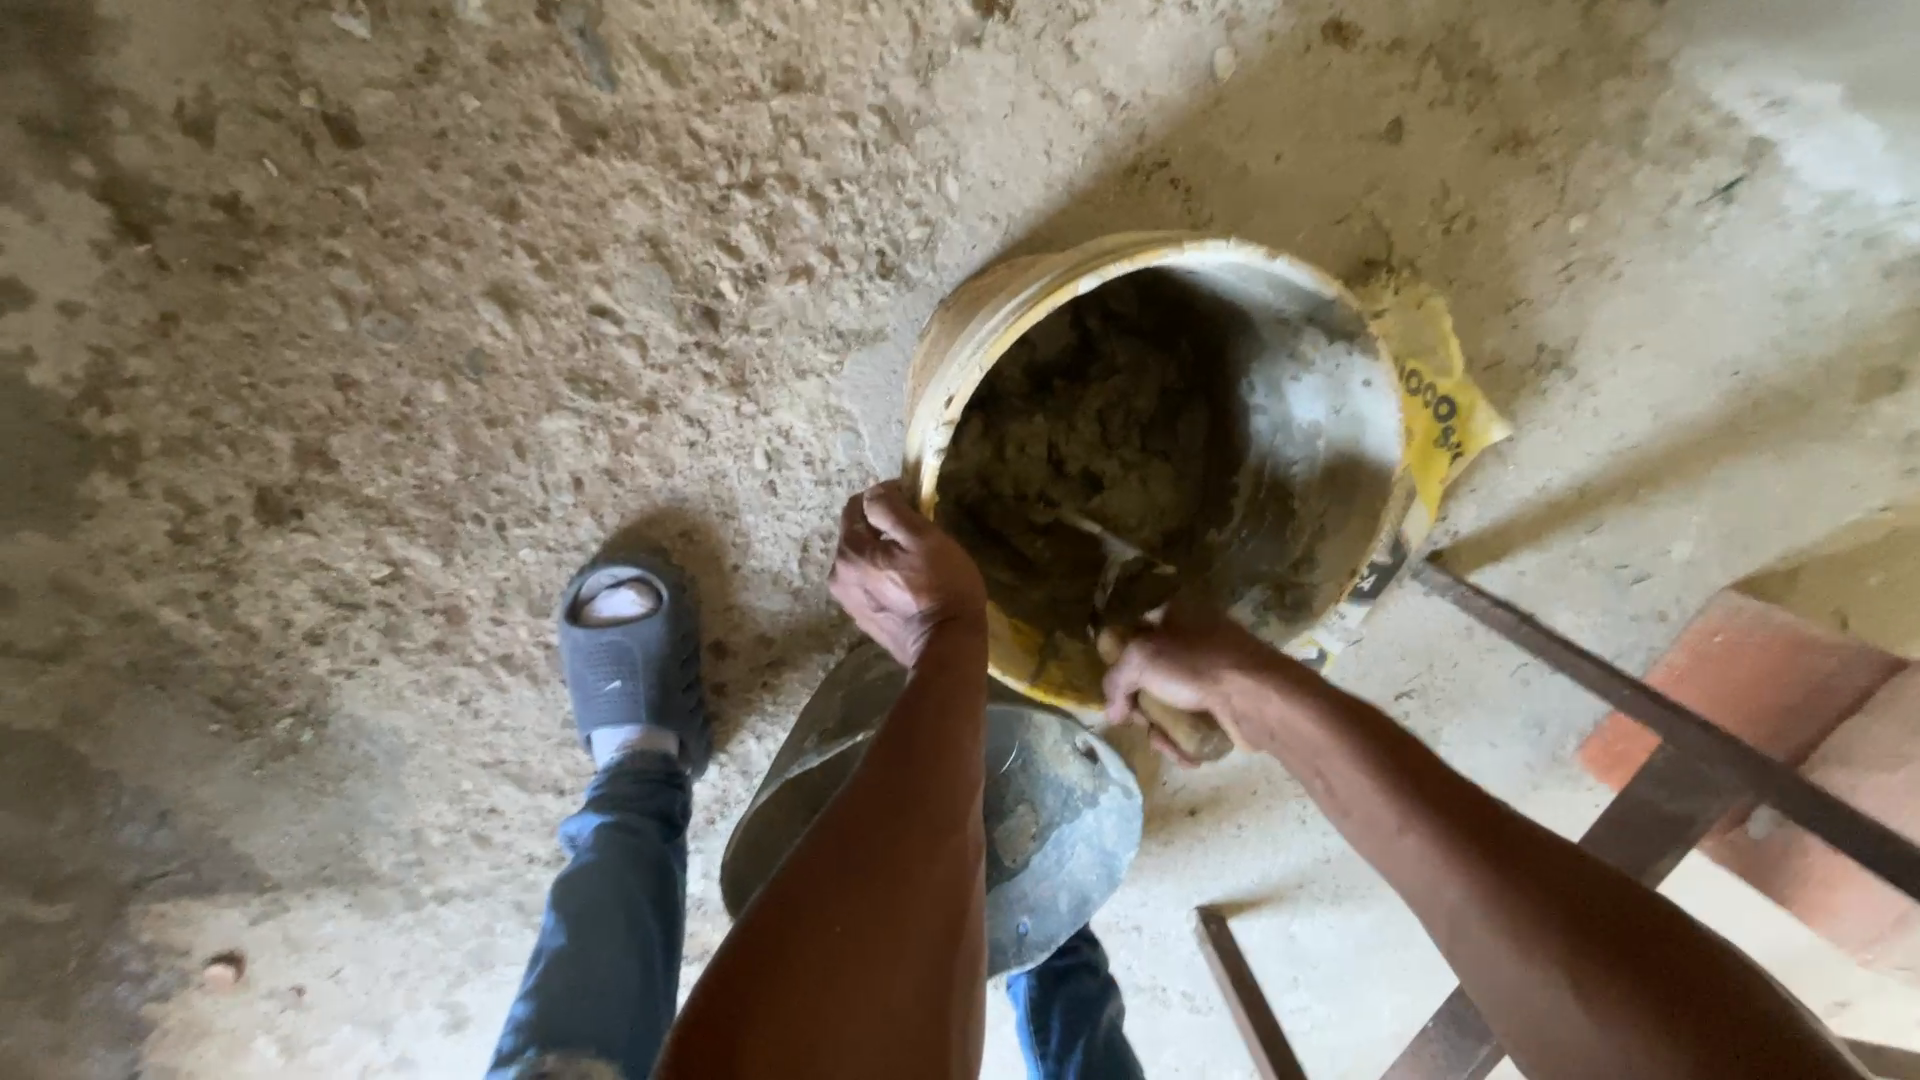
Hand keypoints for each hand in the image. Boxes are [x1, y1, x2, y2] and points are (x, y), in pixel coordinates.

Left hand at [829, 480, 987, 666]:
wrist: (946, 646)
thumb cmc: (942, 586)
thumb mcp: (923, 537)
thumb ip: (891, 509)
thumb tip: (874, 492)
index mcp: (850, 550)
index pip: (857, 505)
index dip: (885, 497)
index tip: (913, 502)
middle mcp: (838, 573)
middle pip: (856, 532)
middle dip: (880, 525)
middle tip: (915, 532)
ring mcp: (847, 598)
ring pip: (860, 557)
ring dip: (879, 550)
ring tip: (910, 559)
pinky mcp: (861, 616)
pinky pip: (866, 581)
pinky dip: (880, 574)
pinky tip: (905, 582)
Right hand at [1102, 602, 1316, 760]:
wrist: (1258, 697)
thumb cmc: (1195, 666)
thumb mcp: (1140, 660)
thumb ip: (1115, 681)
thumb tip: (1113, 712)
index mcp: (1175, 615)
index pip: (1135, 634)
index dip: (1121, 664)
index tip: (1118, 692)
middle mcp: (1194, 639)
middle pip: (1150, 676)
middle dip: (1142, 706)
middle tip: (1143, 722)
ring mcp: (1213, 672)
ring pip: (1172, 702)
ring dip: (1163, 730)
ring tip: (1168, 746)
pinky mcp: (1227, 702)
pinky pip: (1195, 720)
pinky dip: (1186, 739)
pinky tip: (1188, 755)